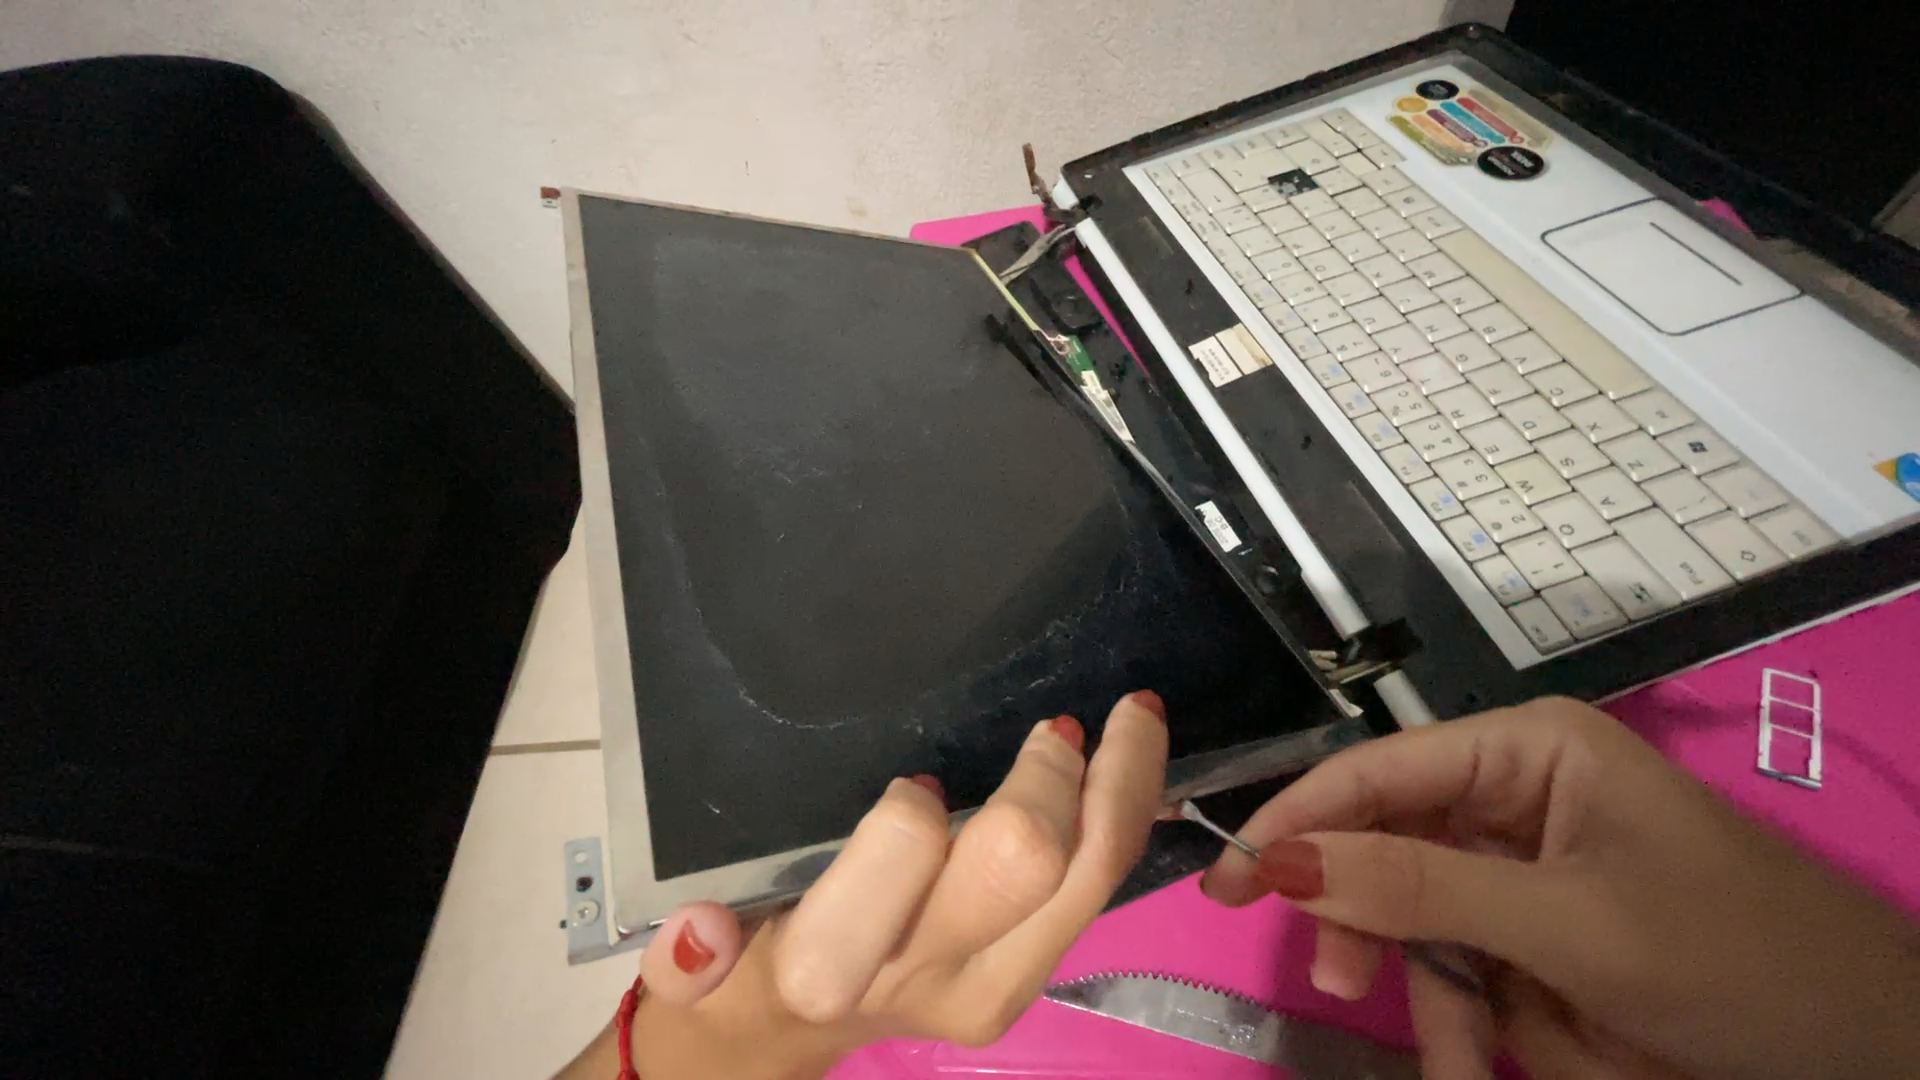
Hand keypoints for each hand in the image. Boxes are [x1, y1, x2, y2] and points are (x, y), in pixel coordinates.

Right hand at [629, 691, 1168, 1078]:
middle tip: (1058, 722)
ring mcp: (1001, 985)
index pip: (904, 864)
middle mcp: (937, 980)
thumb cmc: (735, 975)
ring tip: (1133, 720)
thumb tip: (699, 933)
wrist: (778, 1038)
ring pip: (1091, 879)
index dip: (914, 815)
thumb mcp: (691, 963)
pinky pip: (1099, 890)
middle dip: (1049, 779)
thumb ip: (693, 954)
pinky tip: (1130, 773)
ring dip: (1121, 790)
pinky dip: (1122, 822)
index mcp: (840, 964)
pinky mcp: (1033, 978)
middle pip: (1026, 866)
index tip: (917, 781)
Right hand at [1199, 697, 1919, 1079]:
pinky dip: (1456, 1018)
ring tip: (1448, 1059)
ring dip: (1417, 986)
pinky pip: (1455, 962)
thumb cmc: (1747, 969)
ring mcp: (1516, 863)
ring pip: (1412, 912)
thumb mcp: (1572, 927)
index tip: (1230, 874)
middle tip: (1326, 974)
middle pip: (1384, 841)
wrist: (1898, 1075)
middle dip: (1364, 916)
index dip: (1297, 819)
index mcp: (1520, 751)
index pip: (1374, 772)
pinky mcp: (1529, 928)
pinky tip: (1474, 1065)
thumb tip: (1274, 862)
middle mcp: (1506, 792)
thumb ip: (1415, 886)